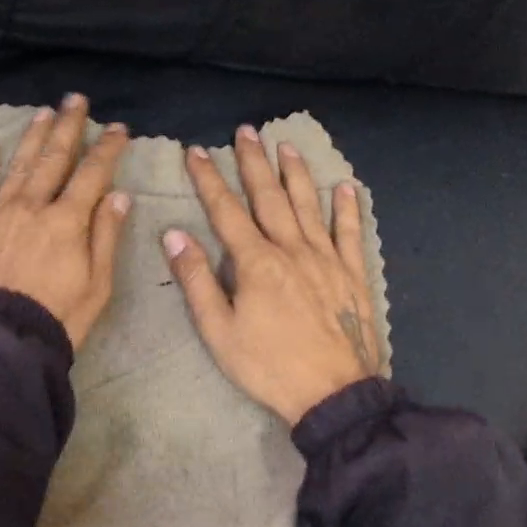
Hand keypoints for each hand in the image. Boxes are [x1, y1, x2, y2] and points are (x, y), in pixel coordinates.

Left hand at [0, 93, 132, 348]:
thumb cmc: (56, 319)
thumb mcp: (97, 285)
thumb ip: (105, 236)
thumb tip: (119, 195)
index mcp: (67, 221)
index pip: (92, 174)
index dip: (107, 149)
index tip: (118, 128)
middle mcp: (32, 207)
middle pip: (54, 159)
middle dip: (68, 127)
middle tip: (76, 100)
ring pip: (18, 166)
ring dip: (32, 137)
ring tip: (44, 113)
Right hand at [163, 125, 380, 424]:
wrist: (333, 395)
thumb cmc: (268, 366)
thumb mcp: (218, 331)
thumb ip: (196, 280)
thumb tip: (174, 235)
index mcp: (256, 262)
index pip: (226, 210)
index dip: (208, 179)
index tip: (196, 152)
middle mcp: (291, 249)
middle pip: (269, 197)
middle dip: (254, 162)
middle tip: (246, 132)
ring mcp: (325, 259)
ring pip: (308, 205)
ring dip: (295, 173)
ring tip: (286, 145)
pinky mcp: (352, 275)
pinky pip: (349, 233)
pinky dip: (346, 208)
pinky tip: (345, 187)